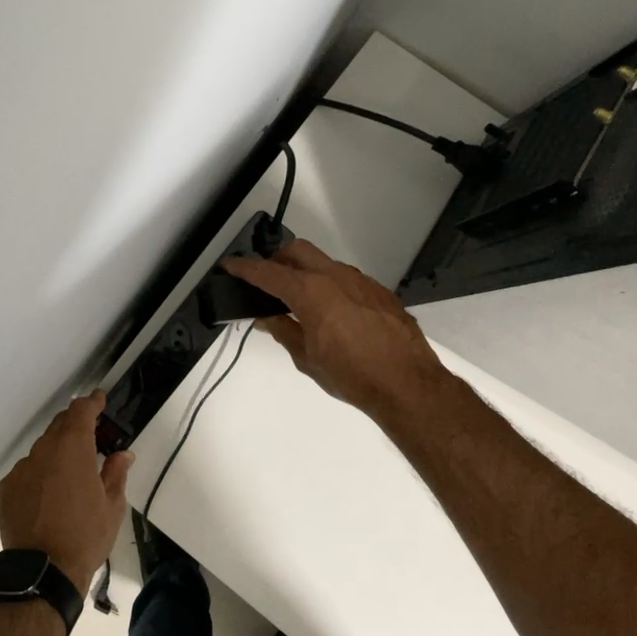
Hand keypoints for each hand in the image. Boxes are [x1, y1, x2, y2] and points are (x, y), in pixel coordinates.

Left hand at [0, 392, 133, 595]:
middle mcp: (44, 451)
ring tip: (70, 474)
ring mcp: (22, 469)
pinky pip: (27, 471)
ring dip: (57, 453)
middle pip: (60, 426)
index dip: (91, 403)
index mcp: (73, 450)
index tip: (99, 399)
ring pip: (42, 450)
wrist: (42, 571)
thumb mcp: (112, 507)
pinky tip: (48, 495)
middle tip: (91, 435)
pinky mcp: (7, 488)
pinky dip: (40, 474)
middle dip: (75, 425)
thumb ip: (116, 473)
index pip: (81, 412)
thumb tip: (122, 454)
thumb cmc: (85, 537)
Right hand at [223, 239, 452, 417]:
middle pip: (296, 251)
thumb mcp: (306, 357)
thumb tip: (267, 318)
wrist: (407, 384)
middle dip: (277, 260)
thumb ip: (283, 330)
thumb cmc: (350, 375)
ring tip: (299, 299)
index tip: (229, 265)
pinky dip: (330, 285)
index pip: (267, 272)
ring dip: (305, 271)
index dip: (244, 268)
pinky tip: (332, 311)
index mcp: (310, 292)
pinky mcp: (379, 291)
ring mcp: (360, 281)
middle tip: (266, 281)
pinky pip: (346, 278)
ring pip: (324, 262)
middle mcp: (334, 276)